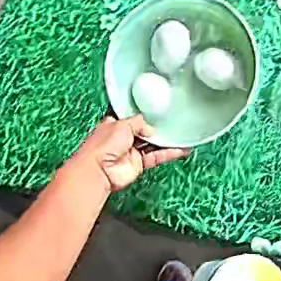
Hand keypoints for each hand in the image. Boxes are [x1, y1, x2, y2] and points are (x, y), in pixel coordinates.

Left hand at [66, 114, 188, 192]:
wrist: (98, 171)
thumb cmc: (102, 146)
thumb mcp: (122, 124)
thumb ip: (138, 122)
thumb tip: (150, 127)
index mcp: (115, 124)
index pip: (132, 117)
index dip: (144, 114)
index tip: (158, 110)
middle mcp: (123, 138)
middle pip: (144, 131)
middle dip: (156, 127)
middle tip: (172, 120)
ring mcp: (131, 152)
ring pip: (152, 145)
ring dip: (166, 141)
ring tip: (182, 134)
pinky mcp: (138, 165)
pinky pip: (156, 157)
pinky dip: (169, 153)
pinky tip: (181, 149)